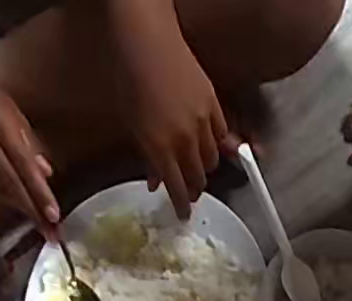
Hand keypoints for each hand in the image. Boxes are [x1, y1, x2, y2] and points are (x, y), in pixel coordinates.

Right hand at [0, 70, 60, 230]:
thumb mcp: (18, 120)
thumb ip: (32, 148)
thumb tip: (47, 174)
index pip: (23, 165)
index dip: (39, 192)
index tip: (54, 216)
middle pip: (10, 183)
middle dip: (34, 211)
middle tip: (53, 235)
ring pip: (0, 190)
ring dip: (24, 210)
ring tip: (45, 230)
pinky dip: (8, 200)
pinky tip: (24, 210)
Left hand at [124, 32, 231, 218]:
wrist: (146, 35)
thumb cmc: (130, 74)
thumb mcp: (131, 120)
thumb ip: (147, 154)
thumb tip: (154, 182)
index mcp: (159, 145)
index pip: (177, 187)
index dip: (182, 205)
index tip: (183, 214)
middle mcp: (184, 139)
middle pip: (198, 177)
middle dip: (194, 188)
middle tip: (189, 191)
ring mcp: (202, 123)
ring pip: (212, 160)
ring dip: (205, 168)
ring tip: (197, 166)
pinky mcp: (213, 107)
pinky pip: (221, 137)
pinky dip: (215, 144)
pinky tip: (207, 142)